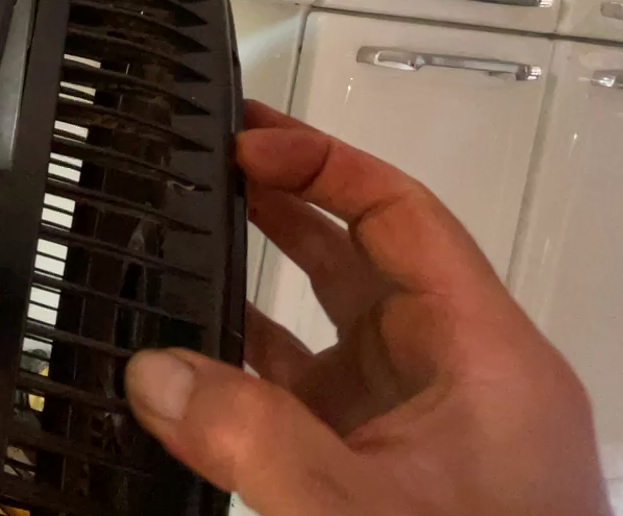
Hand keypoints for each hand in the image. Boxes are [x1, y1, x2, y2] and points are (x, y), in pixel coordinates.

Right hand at [123, 102, 608, 514]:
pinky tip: (181, 330)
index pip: (401, 215)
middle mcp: (445, 371)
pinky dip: (238, 340)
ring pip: (324, 307)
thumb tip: (144, 368)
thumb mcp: (362, 515)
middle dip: (282, 192)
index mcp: (478, 355)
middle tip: (202, 152)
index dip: (320, 163)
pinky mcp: (363, 455)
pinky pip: (293, 371)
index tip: (237, 144)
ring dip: (255, 260)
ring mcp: (403, 415)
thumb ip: (254, 436)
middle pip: (360, 248)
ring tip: (182, 219)